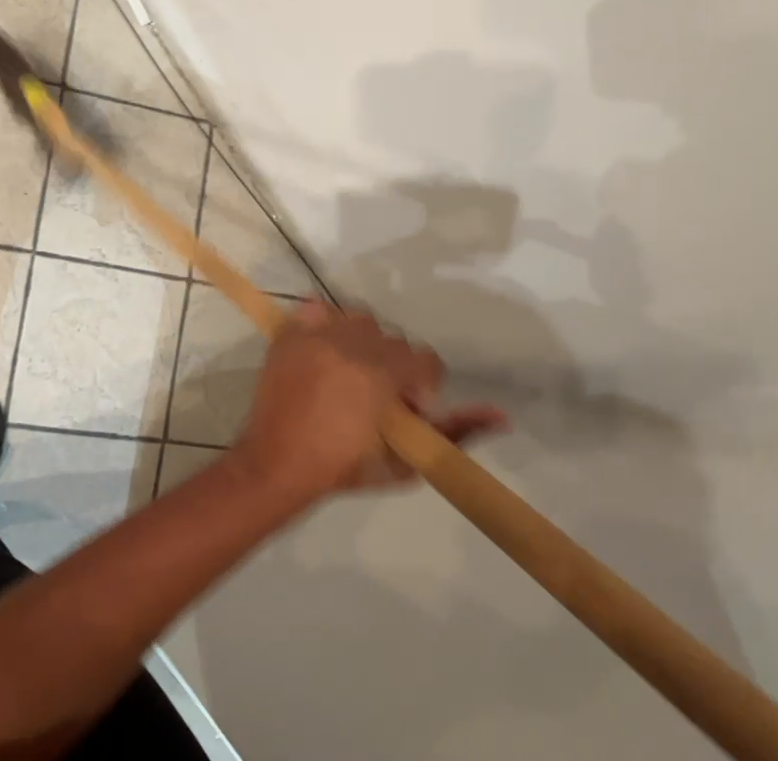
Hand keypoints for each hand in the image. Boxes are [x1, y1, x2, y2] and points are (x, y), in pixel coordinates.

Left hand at [232, 300, 506, 503]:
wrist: (276, 465)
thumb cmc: (342, 468)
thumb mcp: (404, 462)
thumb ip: (455, 433)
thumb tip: (501, 415)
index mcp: (382, 374)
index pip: (426, 359)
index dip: (423, 385)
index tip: (406, 409)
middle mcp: (351, 346)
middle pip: (393, 340)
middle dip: (393, 366)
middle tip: (376, 397)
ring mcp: (316, 337)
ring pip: (359, 320)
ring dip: (362, 342)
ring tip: (350, 373)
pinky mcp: (288, 336)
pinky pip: (316, 310)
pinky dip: (324, 324)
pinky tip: (324, 351)